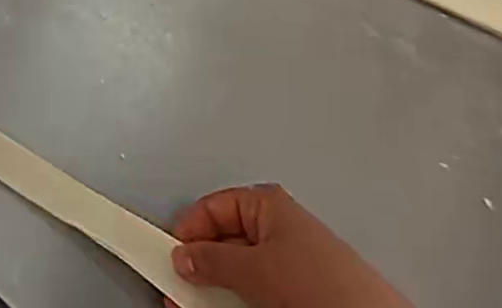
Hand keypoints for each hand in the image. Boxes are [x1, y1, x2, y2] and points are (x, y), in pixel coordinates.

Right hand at [167, 184, 410, 307]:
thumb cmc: (331, 289)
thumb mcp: (255, 270)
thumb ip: (211, 260)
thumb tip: (184, 256)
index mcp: (267, 204)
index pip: (211, 208)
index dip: (188, 232)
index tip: (170, 255)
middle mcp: (279, 229)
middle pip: (224, 243)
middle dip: (201, 267)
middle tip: (183, 289)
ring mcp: (293, 264)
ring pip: (240, 273)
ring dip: (218, 291)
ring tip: (203, 307)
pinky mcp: (303, 295)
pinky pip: (258, 293)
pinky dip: (239, 302)